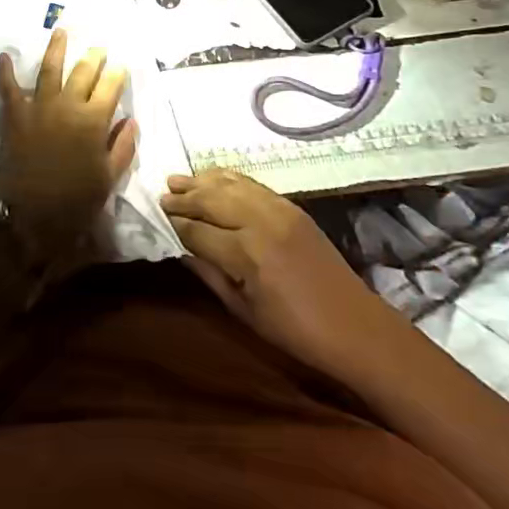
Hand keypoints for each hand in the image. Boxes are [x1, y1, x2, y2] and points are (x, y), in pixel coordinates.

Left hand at [0, 27, 138, 265]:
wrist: (31, 217)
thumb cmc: (77, 200)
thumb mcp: (109, 176)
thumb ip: (123, 146)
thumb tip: (129, 120)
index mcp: (94, 120)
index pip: (111, 86)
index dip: (118, 74)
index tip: (121, 67)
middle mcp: (68, 105)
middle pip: (84, 71)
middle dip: (94, 57)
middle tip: (98, 48)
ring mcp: (39, 107)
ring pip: (49, 69)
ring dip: (56, 48)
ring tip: (61, 31)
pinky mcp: (15, 116)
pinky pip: (8, 88)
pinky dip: (5, 71)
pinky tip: (4, 55)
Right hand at [162, 169, 403, 380]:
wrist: (353, 324)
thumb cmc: (293, 330)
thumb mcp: (243, 310)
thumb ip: (209, 274)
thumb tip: (180, 249)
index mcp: (246, 253)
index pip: (198, 230)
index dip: (175, 224)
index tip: (155, 218)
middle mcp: (261, 221)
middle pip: (212, 199)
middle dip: (185, 197)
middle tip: (162, 195)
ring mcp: (280, 209)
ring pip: (232, 185)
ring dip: (204, 181)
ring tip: (180, 180)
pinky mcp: (293, 207)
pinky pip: (254, 184)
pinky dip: (231, 179)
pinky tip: (216, 178)